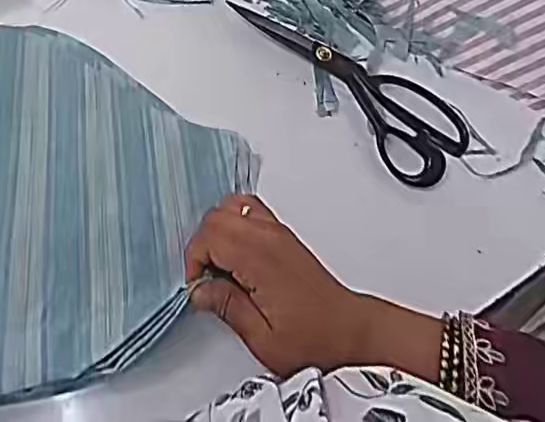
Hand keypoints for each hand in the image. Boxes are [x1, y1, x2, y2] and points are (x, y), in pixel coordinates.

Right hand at [185, 195, 442, 378]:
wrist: (349, 333)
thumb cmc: (315, 339)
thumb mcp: (262, 337)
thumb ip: (227, 306)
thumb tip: (200, 289)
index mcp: (261, 256)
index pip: (210, 234)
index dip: (194, 260)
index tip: (199, 287)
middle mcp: (269, 234)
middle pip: (216, 214)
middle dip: (201, 245)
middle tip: (206, 281)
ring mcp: (277, 231)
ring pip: (231, 205)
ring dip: (217, 232)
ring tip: (220, 268)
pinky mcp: (282, 235)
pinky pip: (248, 210)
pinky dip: (233, 225)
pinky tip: (236, 258)